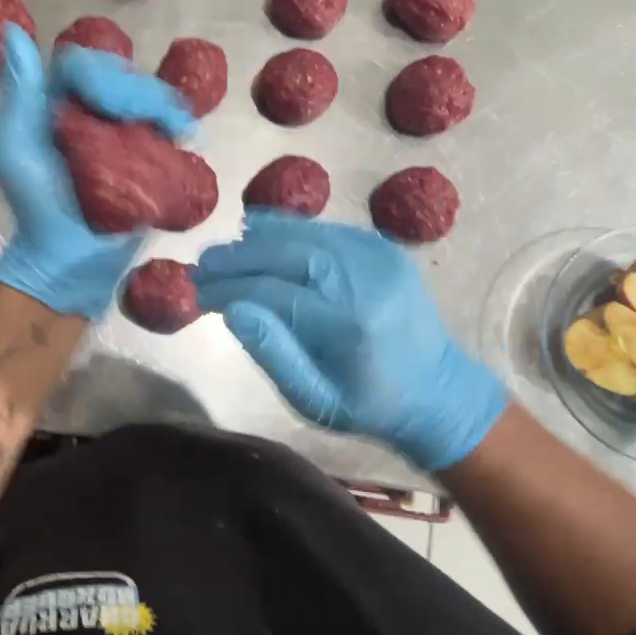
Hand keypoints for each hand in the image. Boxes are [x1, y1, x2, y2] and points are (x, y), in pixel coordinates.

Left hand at [0, 24, 194, 317]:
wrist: (68, 255)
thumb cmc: (35, 204)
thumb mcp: (13, 147)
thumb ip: (17, 92)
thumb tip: (14, 31)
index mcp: (53, 102)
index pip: (82, 66)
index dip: (103, 77)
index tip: (114, 107)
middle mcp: (86, 109)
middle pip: (120, 77)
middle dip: (140, 93)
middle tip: (157, 120)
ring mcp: (117, 131)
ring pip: (147, 98)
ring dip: (164, 108)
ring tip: (181, 129)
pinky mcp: (141, 154)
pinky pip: (163, 128)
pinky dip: (177, 126)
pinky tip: (187, 135)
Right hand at [195, 211, 506, 471]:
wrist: (438, 392)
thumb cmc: (366, 405)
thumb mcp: (314, 400)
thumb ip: (272, 354)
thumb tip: (232, 310)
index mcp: (347, 324)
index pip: (271, 292)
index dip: (228, 288)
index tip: (197, 293)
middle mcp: (365, 281)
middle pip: (287, 253)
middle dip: (238, 257)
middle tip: (202, 265)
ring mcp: (378, 258)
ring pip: (306, 233)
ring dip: (258, 239)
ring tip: (224, 250)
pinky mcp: (384, 248)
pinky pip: (326, 230)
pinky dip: (289, 229)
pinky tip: (259, 233)